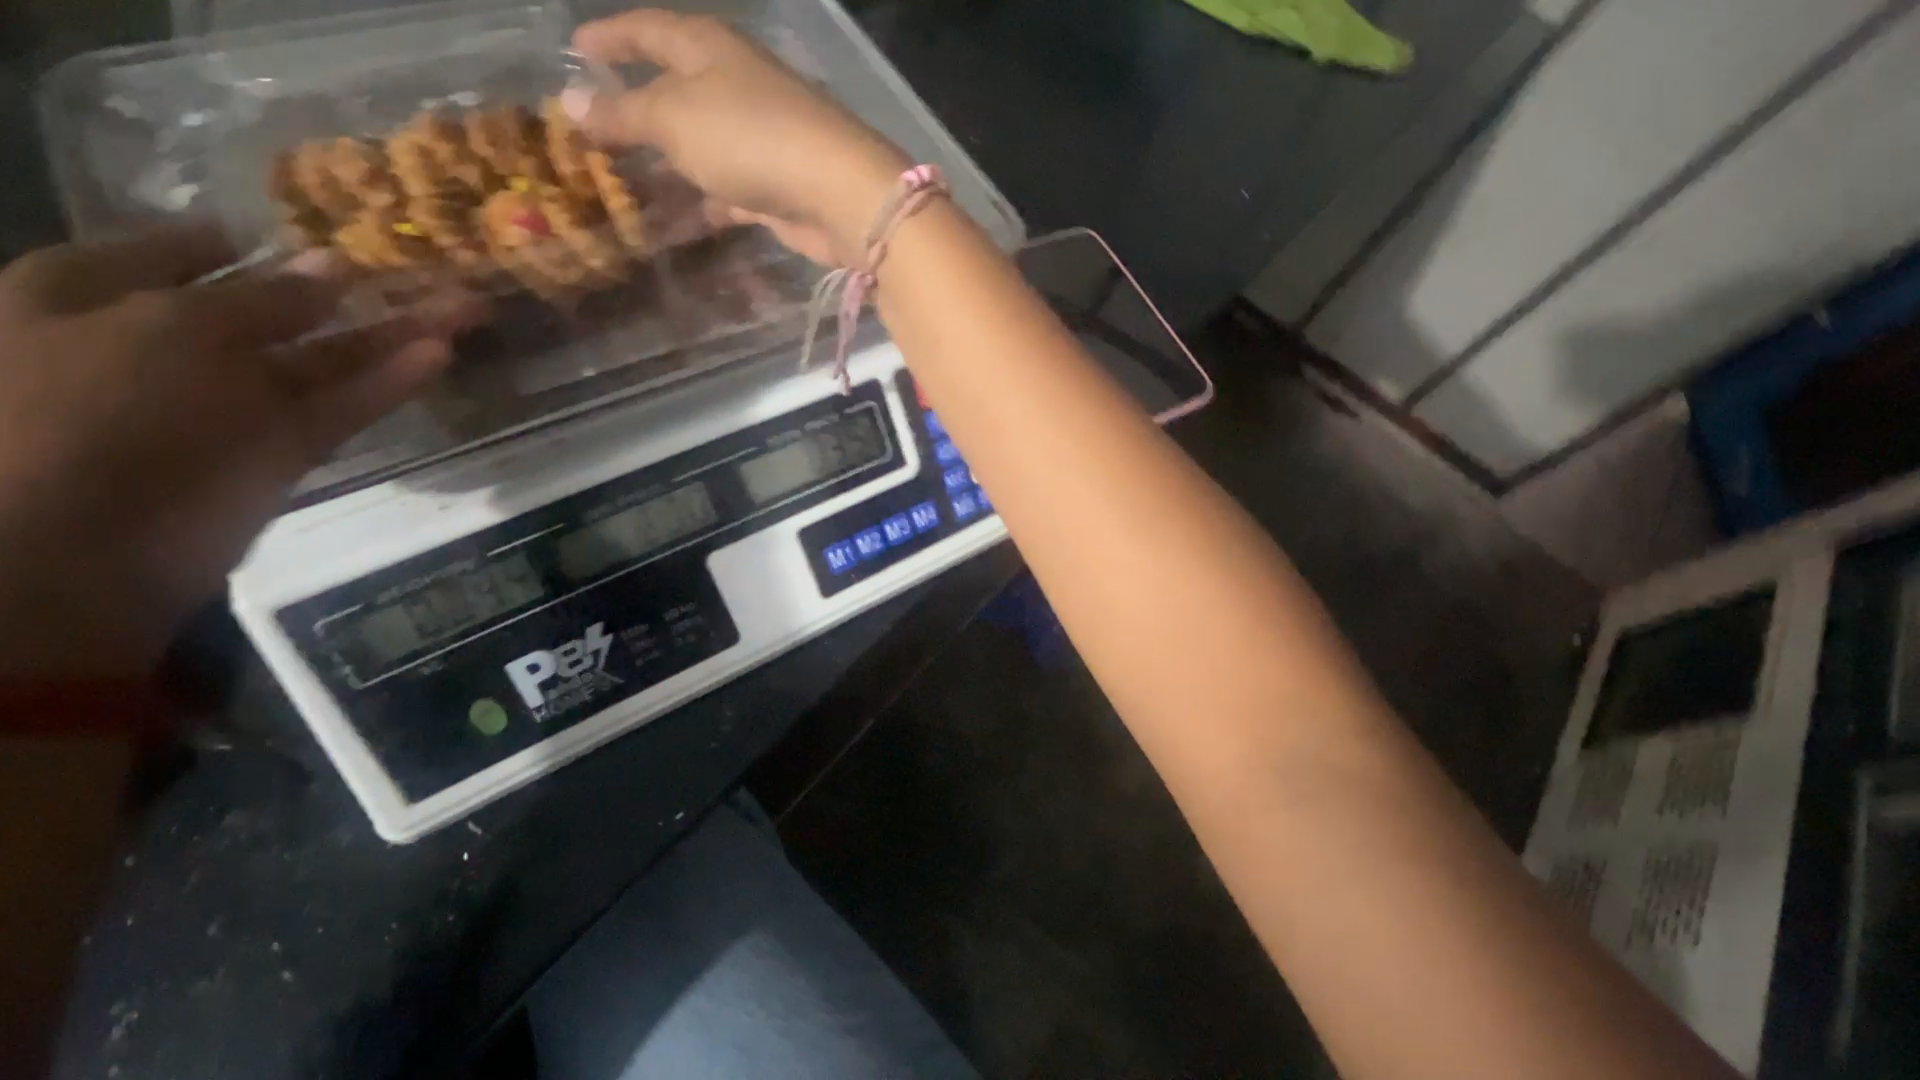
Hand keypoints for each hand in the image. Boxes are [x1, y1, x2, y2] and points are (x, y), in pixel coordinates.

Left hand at [0, 226, 473, 677]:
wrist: (74, 553)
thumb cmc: (91, 408)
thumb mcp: (172, 329)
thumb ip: (262, 297)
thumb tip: (332, 265)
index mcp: (97, 293)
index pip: (188, 249)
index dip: (261, 239)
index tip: (329, 227)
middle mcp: (165, 343)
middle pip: (272, 306)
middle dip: (344, 288)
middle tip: (416, 264)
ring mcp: (228, 404)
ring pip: (321, 360)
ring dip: (387, 337)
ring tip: (462, 308)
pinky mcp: (278, 455)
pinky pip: (340, 410)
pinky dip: (386, 386)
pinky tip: (438, 355)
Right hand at [570, 10, 910, 265]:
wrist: (839, 193)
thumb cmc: (750, 137)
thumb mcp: (673, 117)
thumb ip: (621, 112)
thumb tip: (568, 101)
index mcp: (709, 48)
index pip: (649, 28)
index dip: (611, 36)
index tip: (575, 49)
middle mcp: (735, 85)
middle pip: (673, 91)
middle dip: (632, 110)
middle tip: (587, 134)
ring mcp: (757, 137)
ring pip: (697, 147)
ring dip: (661, 166)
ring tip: (616, 188)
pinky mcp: (773, 185)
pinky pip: (722, 191)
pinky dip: (696, 205)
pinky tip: (666, 225)